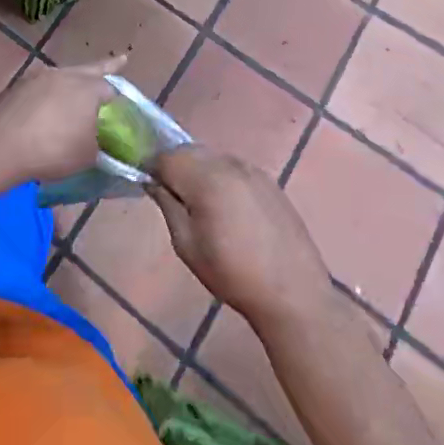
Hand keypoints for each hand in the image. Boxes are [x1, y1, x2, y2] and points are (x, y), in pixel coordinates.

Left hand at [0, 55, 125, 182]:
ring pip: (66, 74)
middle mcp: (67, 74)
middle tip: (121, 60)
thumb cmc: (53, 150)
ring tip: (82, 84)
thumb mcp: (88, 155)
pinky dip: (53, 91)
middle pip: (91, 70)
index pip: (114, 89)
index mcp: (89, 89)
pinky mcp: (20, 84)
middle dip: (106, 67)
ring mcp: (41, 76)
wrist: (2, 145)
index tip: (125, 106)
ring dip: (76, 80)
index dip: (122, 99)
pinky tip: (52, 100)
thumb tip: (103, 142)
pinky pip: (45, 84)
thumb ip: (102, 145)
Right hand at [148, 147, 333, 328]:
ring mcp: (253, 170)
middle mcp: (229, 164)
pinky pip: (233, 167)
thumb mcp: (186, 244)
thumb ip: (168, 205)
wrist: (293, 293)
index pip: (167, 157)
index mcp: (206, 179)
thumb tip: (154, 183)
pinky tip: (227, 207)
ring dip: (198, 170)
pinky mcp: (270, 181)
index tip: (150, 187)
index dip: (153, 169)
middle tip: (173, 196)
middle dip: (175, 166)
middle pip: (189, 151)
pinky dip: (221, 177)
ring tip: (201, 204)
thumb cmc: (232, 273)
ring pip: (212, 157)